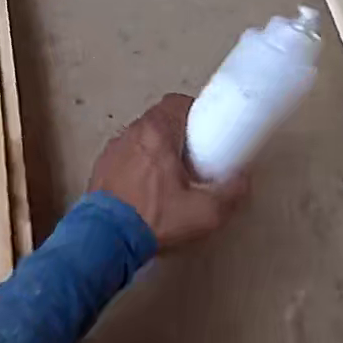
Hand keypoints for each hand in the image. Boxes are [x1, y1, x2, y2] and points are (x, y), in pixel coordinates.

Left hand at [88, 94, 248, 249]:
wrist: (104, 240)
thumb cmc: (151, 219)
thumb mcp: (204, 213)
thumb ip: (230, 194)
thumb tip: (242, 181)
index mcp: (156, 132)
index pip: (177, 103)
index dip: (194, 113)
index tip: (205, 131)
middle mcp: (131, 133)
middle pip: (159, 120)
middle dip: (178, 135)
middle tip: (192, 159)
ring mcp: (113, 149)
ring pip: (141, 137)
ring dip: (155, 150)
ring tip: (169, 178)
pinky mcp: (101, 167)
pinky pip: (125, 155)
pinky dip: (136, 165)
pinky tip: (146, 190)